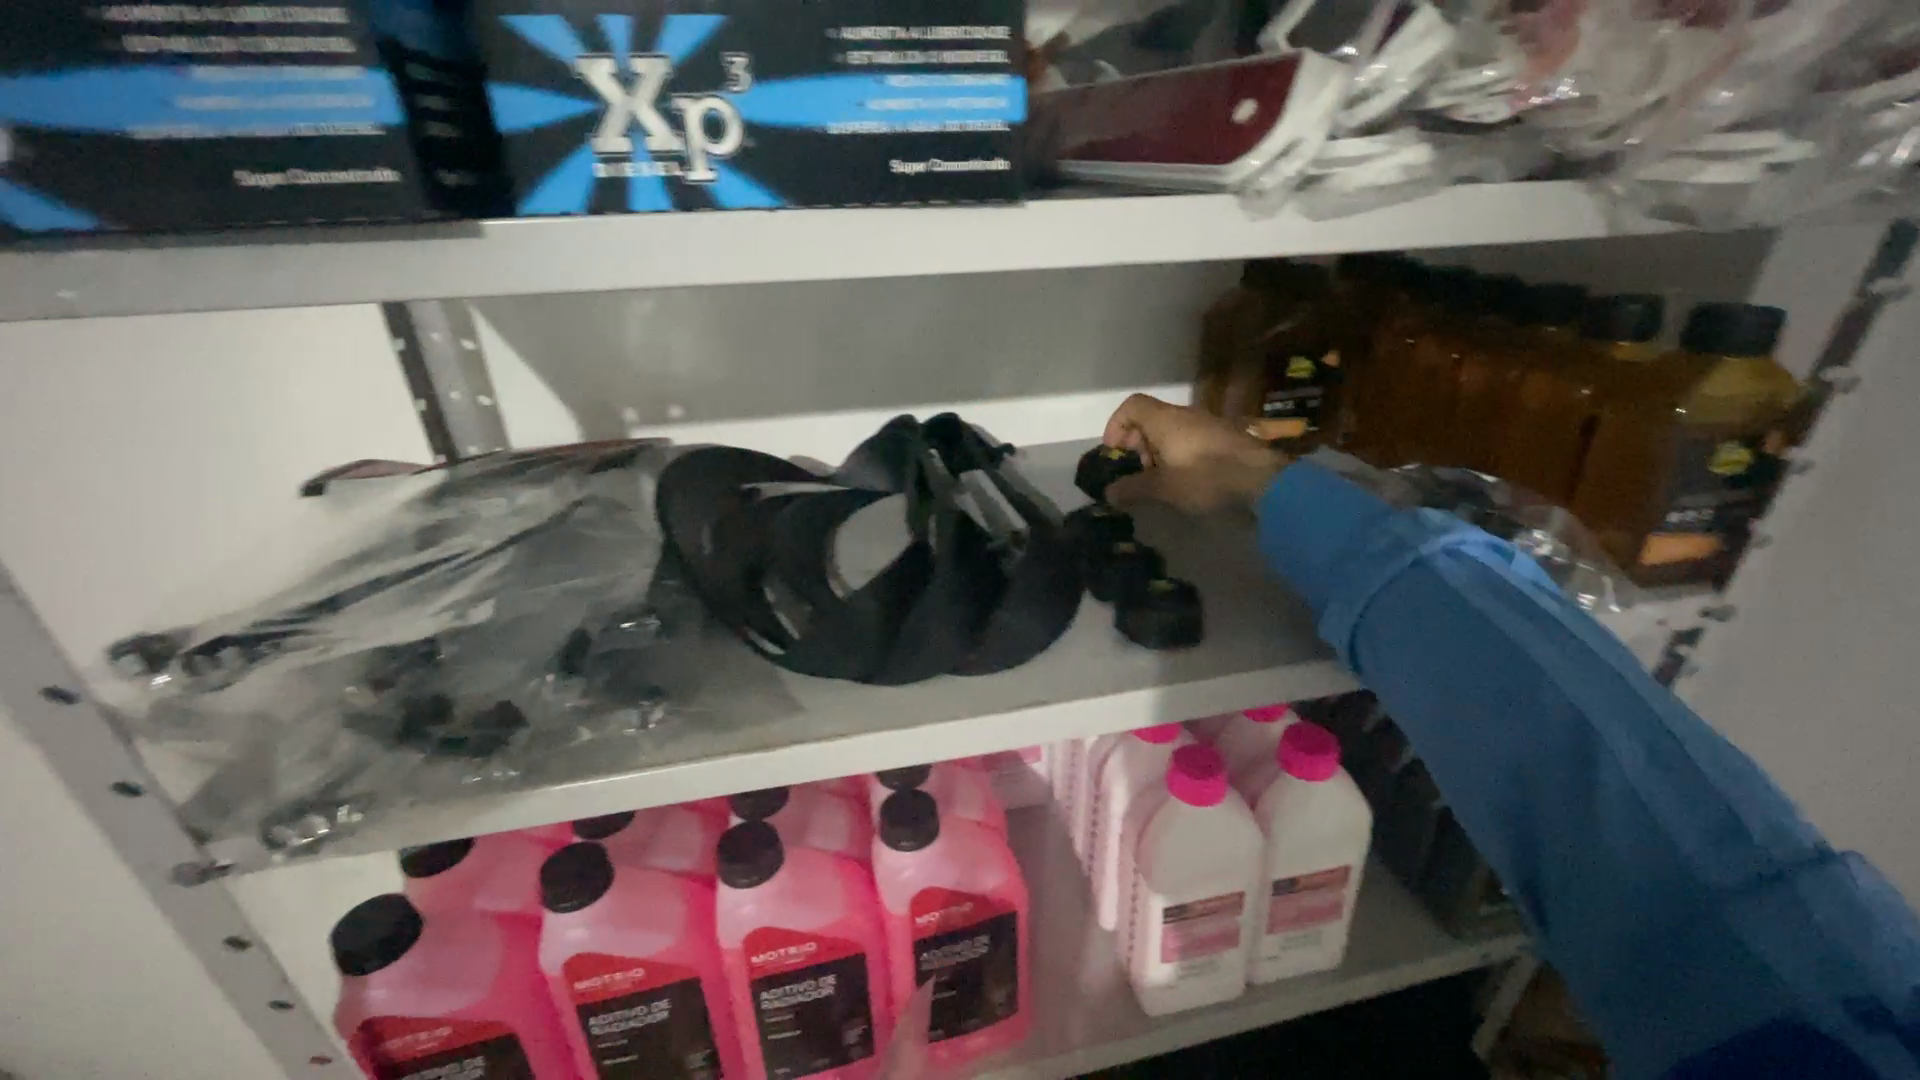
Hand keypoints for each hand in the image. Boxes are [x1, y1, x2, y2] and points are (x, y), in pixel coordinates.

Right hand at [1100, 394, 1289, 513]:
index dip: (1116, 426)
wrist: (1263, 479)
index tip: (1116, 453)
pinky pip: (1190, 439)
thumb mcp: (1164, 488)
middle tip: (1139, 473)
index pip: (1131, 406)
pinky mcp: (1223, 437)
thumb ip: (1133, 488)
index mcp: (1165, 420)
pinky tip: (1186, 480)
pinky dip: (1178, 455)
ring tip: (1162, 481)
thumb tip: (1109, 493)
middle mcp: (1185, 415)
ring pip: (1170, 431)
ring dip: (1158, 453)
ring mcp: (1207, 423)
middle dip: (1136, 445)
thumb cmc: (1206, 477)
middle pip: (1150, 419)